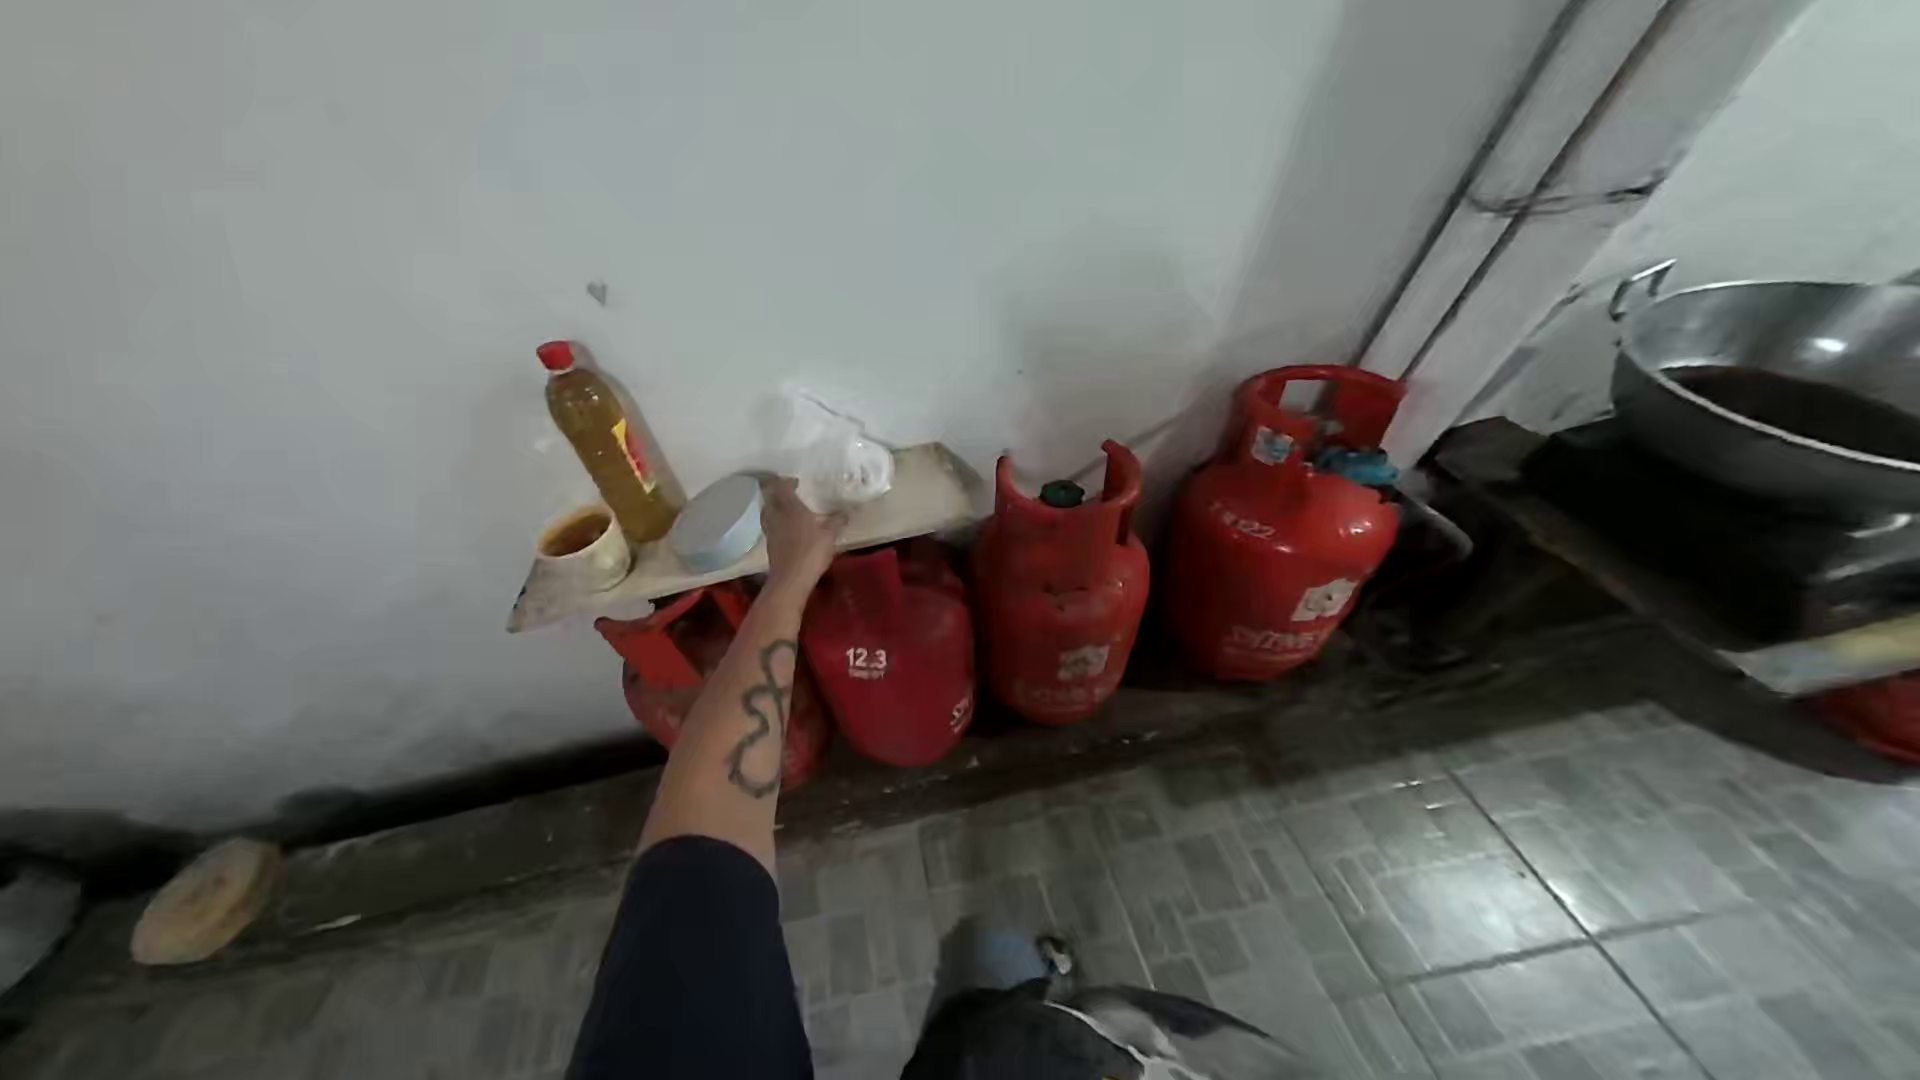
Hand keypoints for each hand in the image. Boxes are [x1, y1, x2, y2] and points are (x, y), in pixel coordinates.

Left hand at [761, 477, 839, 591]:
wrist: (791, 579)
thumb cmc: (811, 551)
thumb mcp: (830, 535)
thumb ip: (837, 521)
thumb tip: (846, 512)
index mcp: (790, 508)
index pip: (781, 488)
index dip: (786, 482)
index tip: (795, 481)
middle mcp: (776, 516)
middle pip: (769, 498)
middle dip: (777, 493)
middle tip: (788, 492)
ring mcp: (770, 531)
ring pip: (767, 512)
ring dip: (774, 507)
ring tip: (786, 509)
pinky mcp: (770, 544)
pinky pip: (770, 526)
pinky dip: (776, 521)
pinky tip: (786, 527)